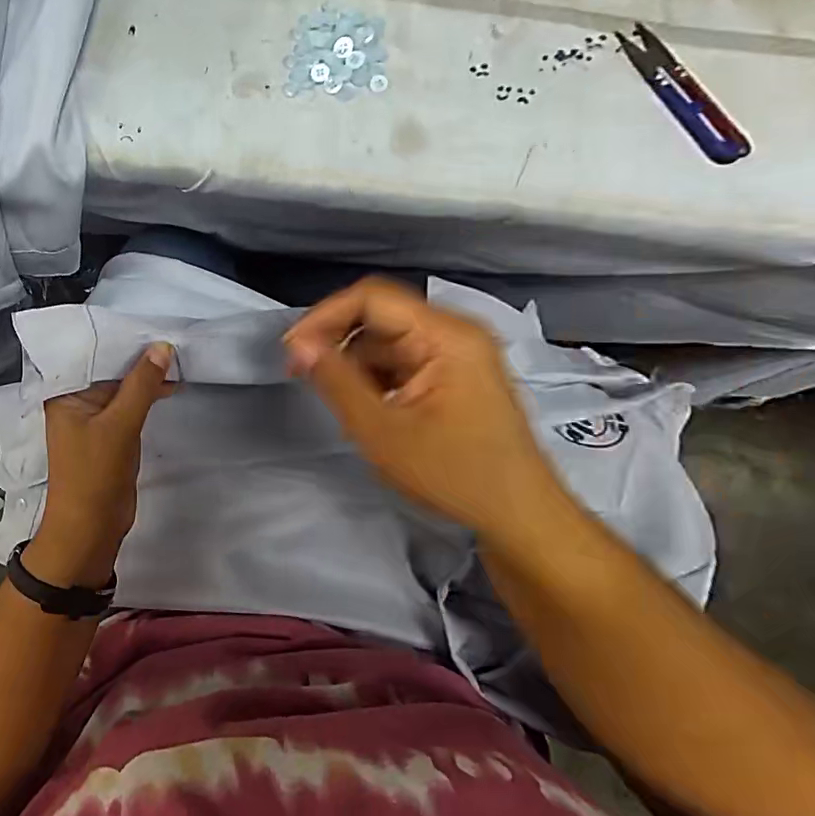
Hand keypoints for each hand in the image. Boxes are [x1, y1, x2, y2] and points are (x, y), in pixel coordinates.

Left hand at [24, 342, 174, 587]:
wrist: (90, 529)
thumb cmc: (95, 474)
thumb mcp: (120, 425)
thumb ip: (141, 385)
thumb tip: (162, 347)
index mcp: (63, 392)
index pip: (90, 353)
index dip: (120, 338)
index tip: (151, 322)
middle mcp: (73, 399)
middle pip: (107, 368)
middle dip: (136, 355)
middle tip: (170, 335)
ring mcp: (91, 417)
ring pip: (120, 386)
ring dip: (144, 375)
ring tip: (177, 358)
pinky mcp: (107, 433)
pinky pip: (126, 404)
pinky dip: (145, 395)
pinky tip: (169, 385)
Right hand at [283, 278, 565, 545]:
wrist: (521, 517)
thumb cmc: (454, 475)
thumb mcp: (381, 430)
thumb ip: (335, 380)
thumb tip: (298, 345)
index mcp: (446, 335)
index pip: (370, 298)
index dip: (324, 317)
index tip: (293, 351)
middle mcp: (454, 331)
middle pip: (377, 314)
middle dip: (335, 340)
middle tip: (302, 373)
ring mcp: (457, 351)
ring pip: (384, 337)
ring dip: (353, 361)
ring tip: (338, 399)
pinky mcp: (453, 371)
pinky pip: (400, 356)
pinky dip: (373, 374)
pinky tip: (365, 405)